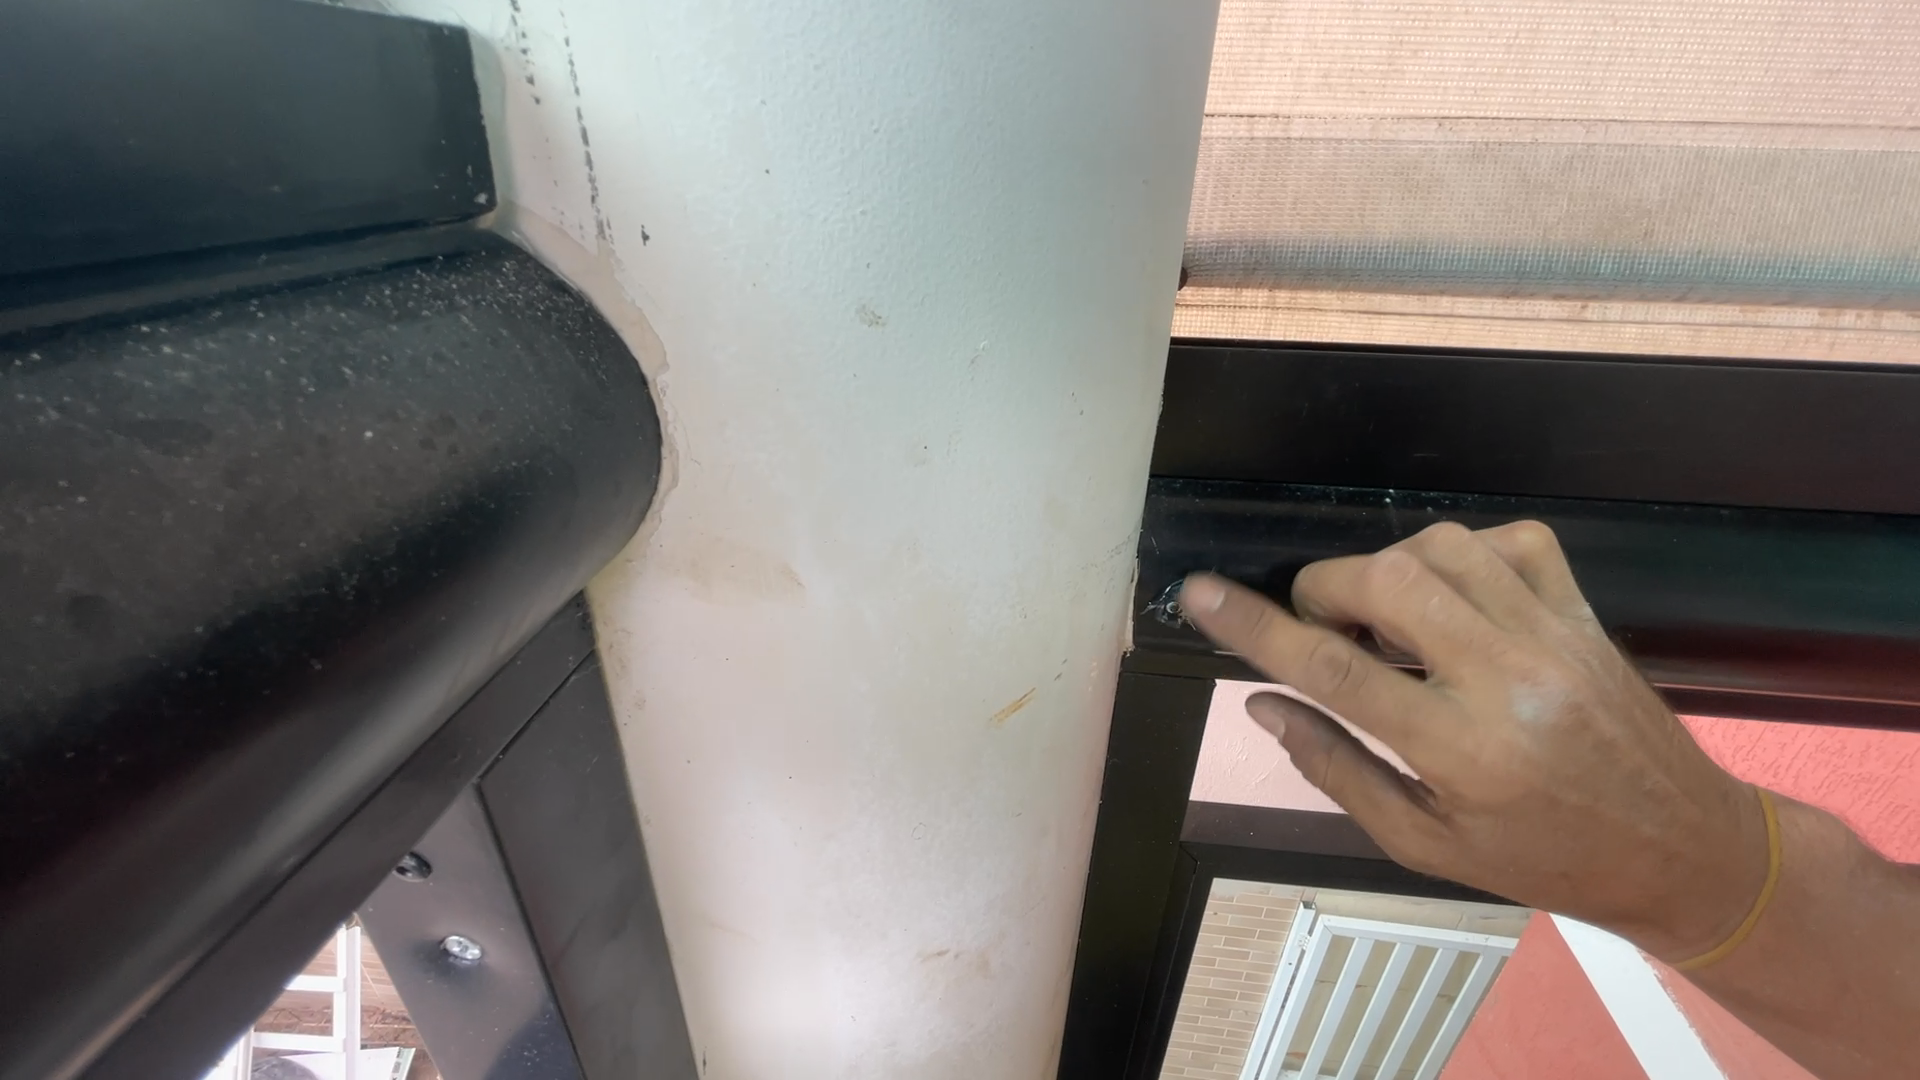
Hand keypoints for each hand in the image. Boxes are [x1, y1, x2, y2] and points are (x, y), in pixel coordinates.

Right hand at [1180, 520, 1769, 961]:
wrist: (1687, 852)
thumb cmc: (1539, 858)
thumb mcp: (1420, 843)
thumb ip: (1333, 767)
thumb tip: (1264, 704)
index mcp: (1459, 749)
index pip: (1331, 668)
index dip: (1253, 625)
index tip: (1200, 594)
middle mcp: (1506, 678)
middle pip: (1386, 584)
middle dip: (1323, 589)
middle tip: (1321, 624)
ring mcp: (1552, 634)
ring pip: (1440, 548)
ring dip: (1384, 569)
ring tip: (1384, 618)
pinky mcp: (1582, 610)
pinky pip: (1508, 541)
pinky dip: (1457, 553)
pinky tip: (1448, 594)